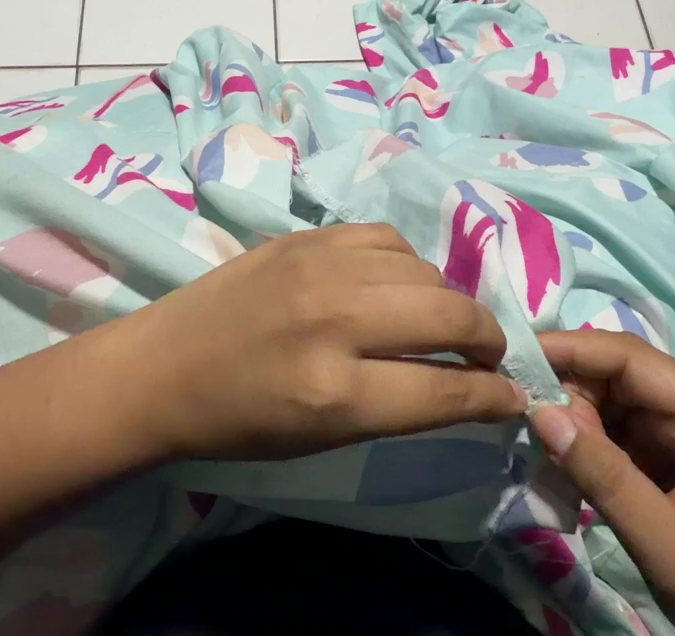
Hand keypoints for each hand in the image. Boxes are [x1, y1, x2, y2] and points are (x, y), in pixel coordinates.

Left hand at [104, 223, 527, 460]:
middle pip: (449, 314)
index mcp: (335, 393)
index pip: (446, 390)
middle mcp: (334, 319)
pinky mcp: (305, 237)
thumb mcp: (323, 438)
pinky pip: (386, 238)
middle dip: (487, 339)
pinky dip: (407, 264)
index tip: (513, 394)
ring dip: (448, 298)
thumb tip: (467, 385)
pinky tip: (398, 283)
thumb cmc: (238, 422)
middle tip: (489, 355)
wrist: (162, 367)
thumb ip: (400, 408)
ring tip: (442, 320)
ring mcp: (319, 266)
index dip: (493, 395)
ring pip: (424, 269)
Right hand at [530, 331, 674, 635]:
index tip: (513, 359)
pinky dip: (587, 447)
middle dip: (567, 387)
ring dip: (573, 418)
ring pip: (615, 405)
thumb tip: (539, 412)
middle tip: (521, 420)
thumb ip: (607, 480)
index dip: (572, 348)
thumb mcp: (674, 552)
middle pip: (621, 376)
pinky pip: (621, 438)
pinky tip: (562, 468)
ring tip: (536, 447)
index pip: (632, 358)